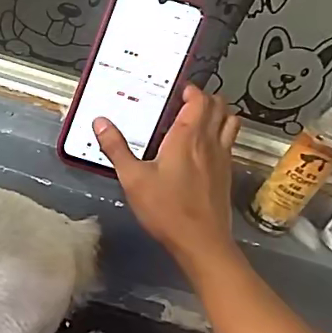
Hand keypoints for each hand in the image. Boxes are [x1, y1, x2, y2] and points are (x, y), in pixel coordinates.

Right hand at [94, 85, 241, 263]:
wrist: (202, 242)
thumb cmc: (167, 209)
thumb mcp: (133, 179)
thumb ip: (116, 148)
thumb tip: (100, 122)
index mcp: (188, 136)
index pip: (199, 100)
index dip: (191, 91)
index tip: (178, 91)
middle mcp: (210, 142)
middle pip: (219, 107)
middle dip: (206, 98)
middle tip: (188, 101)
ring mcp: (223, 158)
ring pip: (231, 123)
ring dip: (219, 113)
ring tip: (201, 117)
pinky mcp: (227, 175)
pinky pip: (230, 143)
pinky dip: (222, 135)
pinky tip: (205, 148)